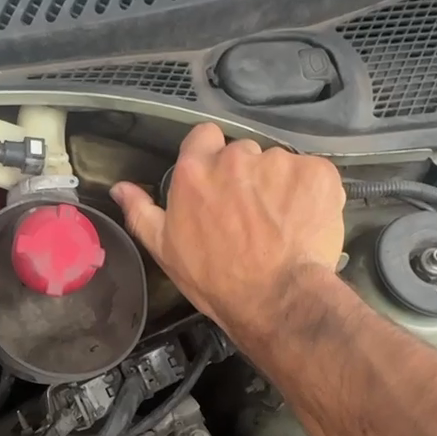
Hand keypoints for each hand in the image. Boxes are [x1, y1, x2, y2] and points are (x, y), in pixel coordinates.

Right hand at [112, 123, 347, 341]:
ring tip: (277, 226)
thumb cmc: (214, 279)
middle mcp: (237, 157)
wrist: (274, 299)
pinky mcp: (316, 173)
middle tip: (248, 217)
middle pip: (243, 153)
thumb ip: (141, 212)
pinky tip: (300, 223)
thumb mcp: (166, 250)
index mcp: (196, 172)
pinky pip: (311, 175)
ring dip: (277, 188)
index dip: (210, 157)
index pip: (204, 137)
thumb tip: (120, 188)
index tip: (216, 184)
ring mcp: (280, 163)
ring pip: (278, 165)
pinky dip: (308, 194)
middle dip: (245, 178)